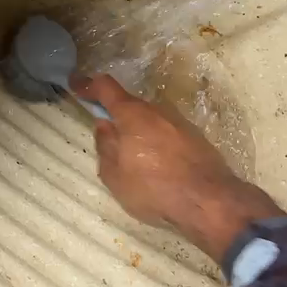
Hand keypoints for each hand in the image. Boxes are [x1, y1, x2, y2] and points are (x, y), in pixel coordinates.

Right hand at [73, 73, 284, 260]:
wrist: (210, 202)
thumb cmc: (154, 188)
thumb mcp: (114, 175)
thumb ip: (104, 146)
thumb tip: (104, 126)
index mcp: (132, 115)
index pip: (106, 88)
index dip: (88, 84)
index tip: (76, 84)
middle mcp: (157, 112)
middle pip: (131, 107)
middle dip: (117, 118)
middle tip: (109, 142)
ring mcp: (180, 124)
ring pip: (151, 122)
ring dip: (139, 134)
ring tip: (136, 164)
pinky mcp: (197, 140)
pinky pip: (168, 136)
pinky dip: (158, 146)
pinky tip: (159, 170)